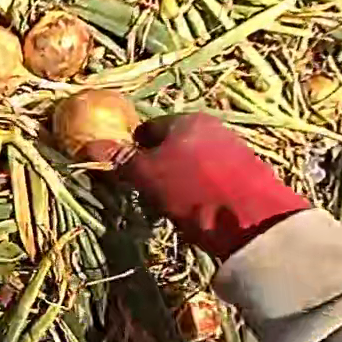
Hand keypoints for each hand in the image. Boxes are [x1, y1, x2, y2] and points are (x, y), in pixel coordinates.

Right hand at [115, 113, 307, 257]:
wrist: (253, 221)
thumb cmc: (192, 191)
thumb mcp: (147, 175)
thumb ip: (120, 159)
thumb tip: (89, 146)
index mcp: (186, 120)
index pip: (147, 128)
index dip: (131, 149)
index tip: (125, 172)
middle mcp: (212, 127)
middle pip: (171, 145)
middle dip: (155, 166)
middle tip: (145, 192)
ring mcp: (233, 149)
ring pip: (190, 162)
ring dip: (175, 180)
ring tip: (169, 205)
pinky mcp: (247, 173)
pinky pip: (209, 177)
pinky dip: (197, 190)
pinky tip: (194, 210)